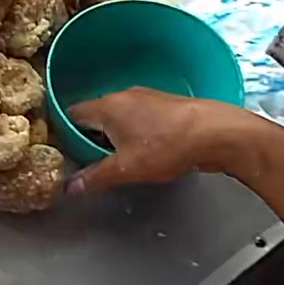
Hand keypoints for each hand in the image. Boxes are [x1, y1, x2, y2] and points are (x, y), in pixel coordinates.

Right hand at [64, 88, 272, 193]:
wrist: (220, 134)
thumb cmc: (168, 147)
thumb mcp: (125, 169)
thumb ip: (94, 178)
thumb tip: (69, 188)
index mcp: (106, 106)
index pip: (71, 113)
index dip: (63, 131)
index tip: (62, 148)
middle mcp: (123, 96)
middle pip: (93, 114)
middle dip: (88, 135)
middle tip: (88, 158)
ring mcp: (146, 97)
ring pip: (117, 114)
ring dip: (112, 133)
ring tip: (117, 156)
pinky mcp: (166, 104)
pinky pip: (137, 115)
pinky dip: (132, 130)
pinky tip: (143, 148)